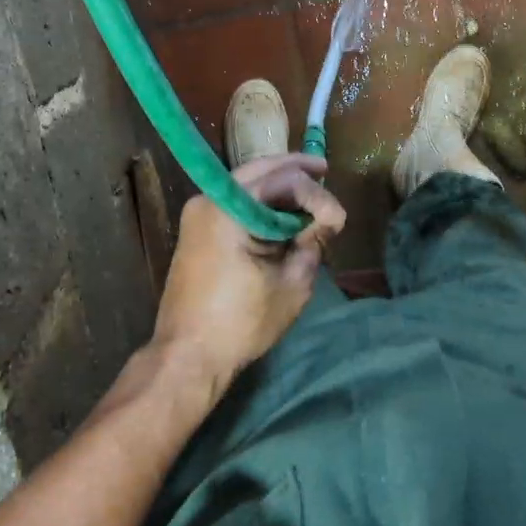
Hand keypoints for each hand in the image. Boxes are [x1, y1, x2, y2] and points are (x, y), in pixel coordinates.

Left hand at [154, 154, 345, 391]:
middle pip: (259, 171)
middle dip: (294, 169)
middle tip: (323, 169)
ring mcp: (199, 214)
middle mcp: (208, 200)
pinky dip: (261, 202)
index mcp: (228, 209)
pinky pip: (236, 203)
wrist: (187, 356)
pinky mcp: (197, 230)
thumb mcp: (292, 283)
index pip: (282, 181)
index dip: (316, 196)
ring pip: (246, 184)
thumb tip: (325, 220)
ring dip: (277, 185)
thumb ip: (311, 242)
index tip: (338, 221)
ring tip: (310, 188)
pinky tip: (284, 210)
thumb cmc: (240, 323)